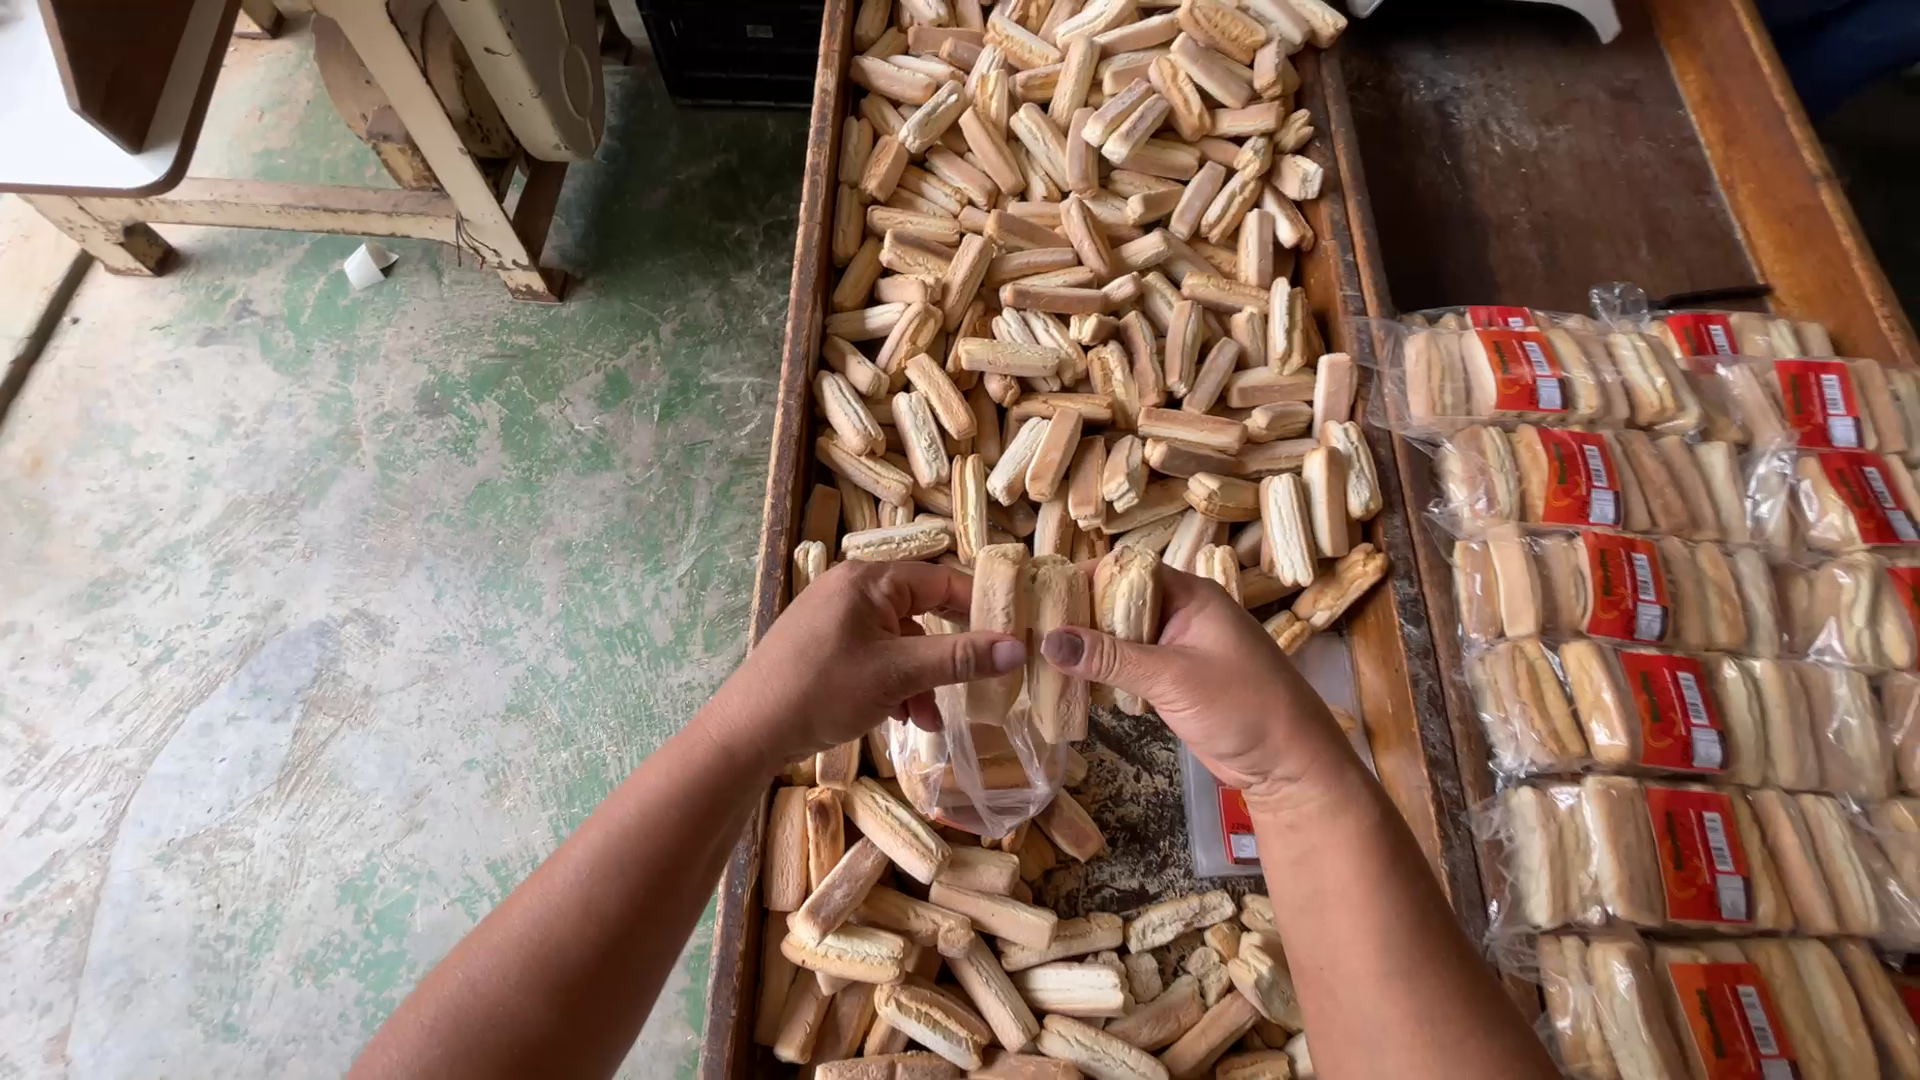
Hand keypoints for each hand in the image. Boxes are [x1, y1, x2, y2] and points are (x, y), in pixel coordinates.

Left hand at [700, 560, 1024, 770]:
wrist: (747, 732)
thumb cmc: (823, 690)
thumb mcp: (898, 674)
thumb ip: (959, 659)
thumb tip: (1018, 648)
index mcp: (870, 580)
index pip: (941, 581)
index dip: (979, 609)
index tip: (1011, 637)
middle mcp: (853, 589)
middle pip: (921, 612)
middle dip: (947, 654)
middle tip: (979, 678)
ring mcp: (836, 618)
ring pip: (900, 641)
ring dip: (921, 678)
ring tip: (930, 719)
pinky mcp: (825, 646)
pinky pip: (876, 655)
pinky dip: (894, 683)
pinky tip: (902, 718)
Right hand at [1039, 562, 1356, 804]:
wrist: (1290, 766)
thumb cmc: (1242, 706)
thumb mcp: (1172, 677)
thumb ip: (1110, 657)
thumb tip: (1047, 638)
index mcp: (1190, 595)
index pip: (1128, 570)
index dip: (1085, 577)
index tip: (1041, 591)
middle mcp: (1180, 614)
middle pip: (1119, 602)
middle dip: (1078, 614)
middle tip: (1029, 625)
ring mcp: (1176, 648)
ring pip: (1120, 636)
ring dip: (1087, 646)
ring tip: (1038, 652)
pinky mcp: (1171, 680)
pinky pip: (1127, 665)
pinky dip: (1102, 672)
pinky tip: (1069, 680)